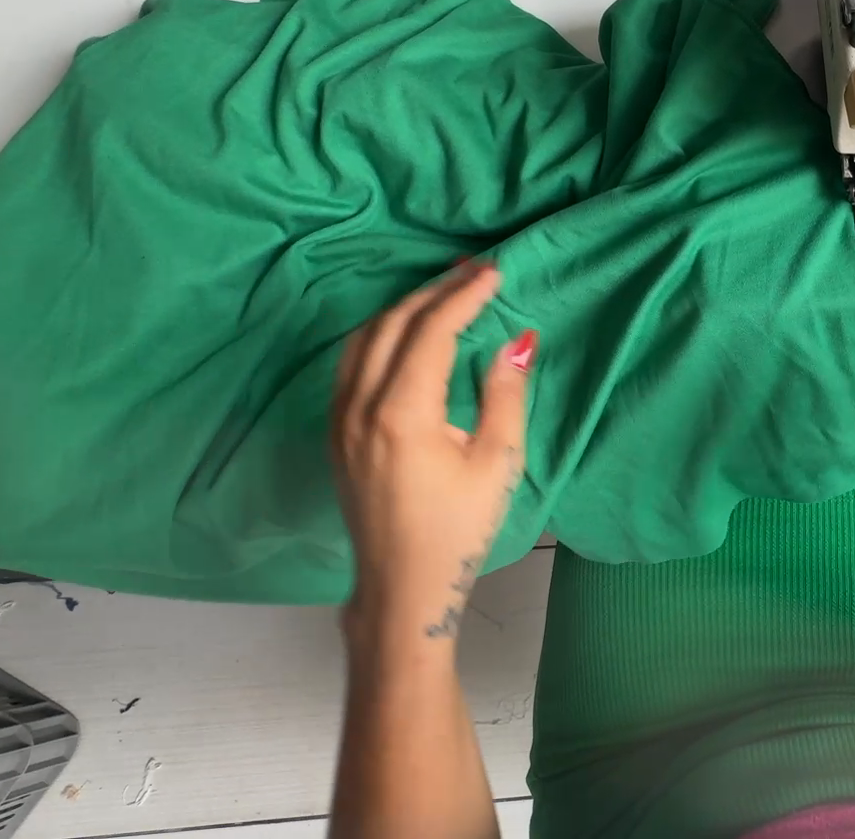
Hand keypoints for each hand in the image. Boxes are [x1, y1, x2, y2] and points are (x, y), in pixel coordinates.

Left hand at [330, 261, 535, 642]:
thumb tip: (519, 340)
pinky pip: (352, 362)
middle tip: (473, 270)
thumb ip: (505, 394)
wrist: (402, 586)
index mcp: (402, 412)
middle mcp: (359, 406)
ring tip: (443, 291)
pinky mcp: (335, 432)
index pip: (432, 331)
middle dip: (434, 290)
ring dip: (403, 307)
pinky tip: (408, 332)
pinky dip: (382, 332)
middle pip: (392, 324)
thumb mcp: (498, 461)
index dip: (465, 296)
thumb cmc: (459, 527)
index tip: (494, 272)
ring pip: (363, 338)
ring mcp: (339, 419)